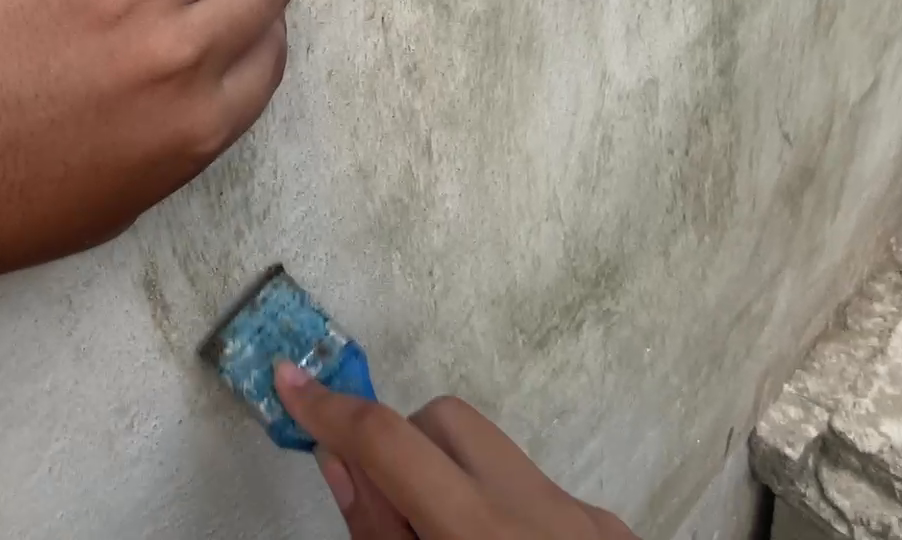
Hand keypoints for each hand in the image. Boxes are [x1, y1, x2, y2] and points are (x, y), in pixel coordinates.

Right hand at [276, 364, 638, 539]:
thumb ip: (378, 535)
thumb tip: (339, 458)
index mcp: (488, 539)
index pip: (391, 444)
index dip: (330, 409)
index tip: (287, 378)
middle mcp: (548, 513)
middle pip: (446, 420)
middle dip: (405, 446)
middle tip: (396, 512)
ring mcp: (591, 519)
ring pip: (490, 452)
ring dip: (451, 480)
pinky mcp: (614, 530)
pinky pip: (532, 489)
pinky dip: (498, 511)